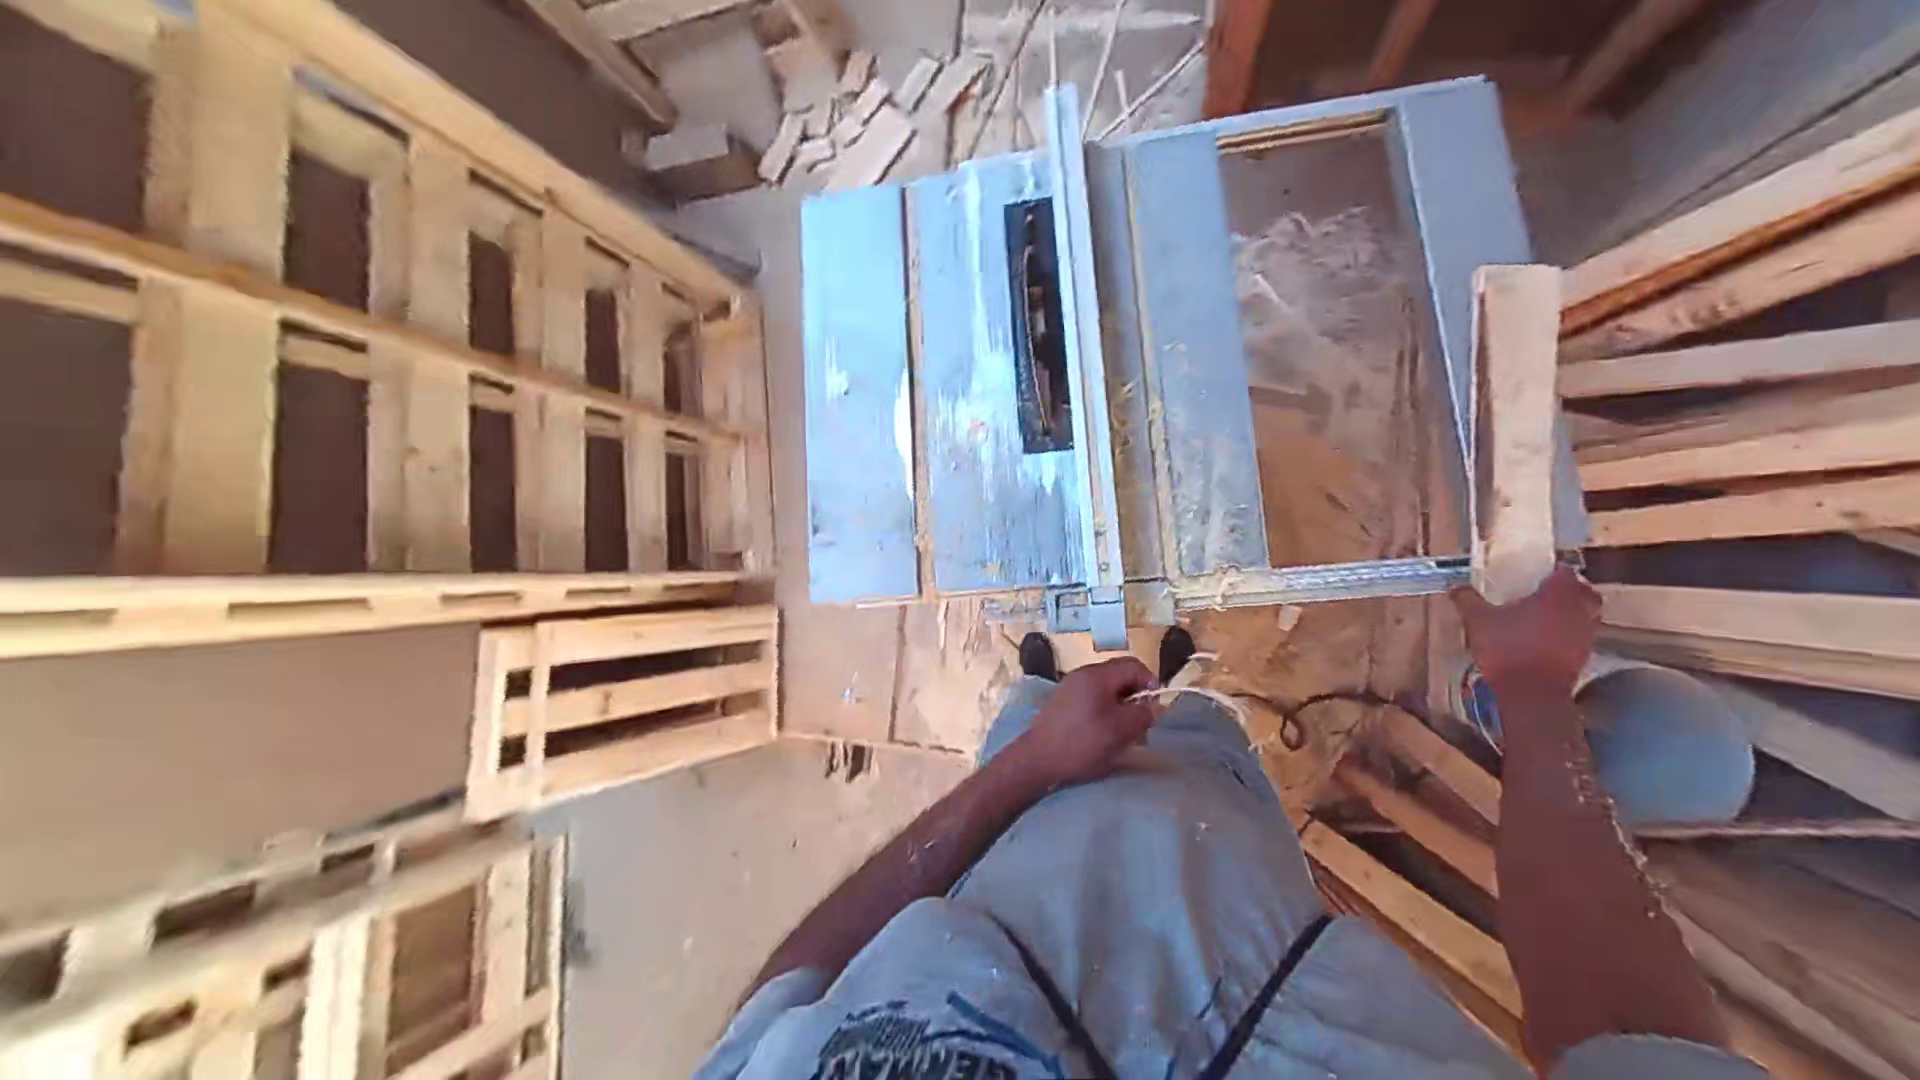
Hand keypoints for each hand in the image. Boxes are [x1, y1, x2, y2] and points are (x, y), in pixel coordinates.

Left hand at [1004, 657, 1159, 788]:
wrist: (1038, 758)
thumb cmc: (1082, 742)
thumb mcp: (1121, 730)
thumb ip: (1143, 714)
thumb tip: (1153, 706)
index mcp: (1097, 675)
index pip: (1134, 666)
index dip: (1150, 683)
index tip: (1153, 708)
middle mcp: (1083, 674)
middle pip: (1120, 674)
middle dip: (1136, 694)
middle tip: (1141, 719)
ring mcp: (1070, 686)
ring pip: (1107, 687)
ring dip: (1121, 703)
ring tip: (1125, 729)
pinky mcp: (1063, 701)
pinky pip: (1092, 696)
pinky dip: (1105, 708)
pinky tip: (1105, 730)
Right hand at [1452, 566, 1599, 697]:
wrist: (1530, 691)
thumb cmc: (1506, 648)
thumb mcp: (1477, 620)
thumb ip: (1467, 600)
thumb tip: (1455, 586)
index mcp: (1556, 596)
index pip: (1565, 573)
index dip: (1552, 571)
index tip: (1537, 573)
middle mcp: (1578, 611)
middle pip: (1585, 593)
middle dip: (1570, 590)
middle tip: (1545, 592)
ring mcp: (1584, 635)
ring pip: (1585, 615)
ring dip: (1570, 612)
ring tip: (1543, 615)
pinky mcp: (1583, 655)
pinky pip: (1579, 635)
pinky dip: (1566, 632)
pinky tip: (1543, 638)